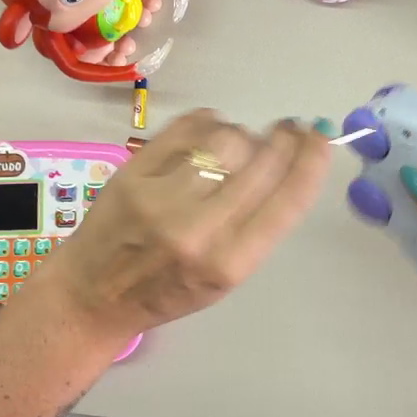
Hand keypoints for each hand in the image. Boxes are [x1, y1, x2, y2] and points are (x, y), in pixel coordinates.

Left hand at [51, 112, 331, 342]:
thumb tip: (287, 161)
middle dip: (284, 138)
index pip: (287, 200)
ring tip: (239, 144)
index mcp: (229, 263)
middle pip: (259, 160)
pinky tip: (210, 132)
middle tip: (290, 128)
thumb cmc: (168, 290)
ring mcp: (161, 197)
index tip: (321, 139)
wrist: (95, 294)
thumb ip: (256, 224)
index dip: (311, 161)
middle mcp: (198, 229)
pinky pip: (187, 127)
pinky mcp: (133, 173)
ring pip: (226, 138)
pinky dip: (208, 122)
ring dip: (243, 134)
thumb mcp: (224, 276)